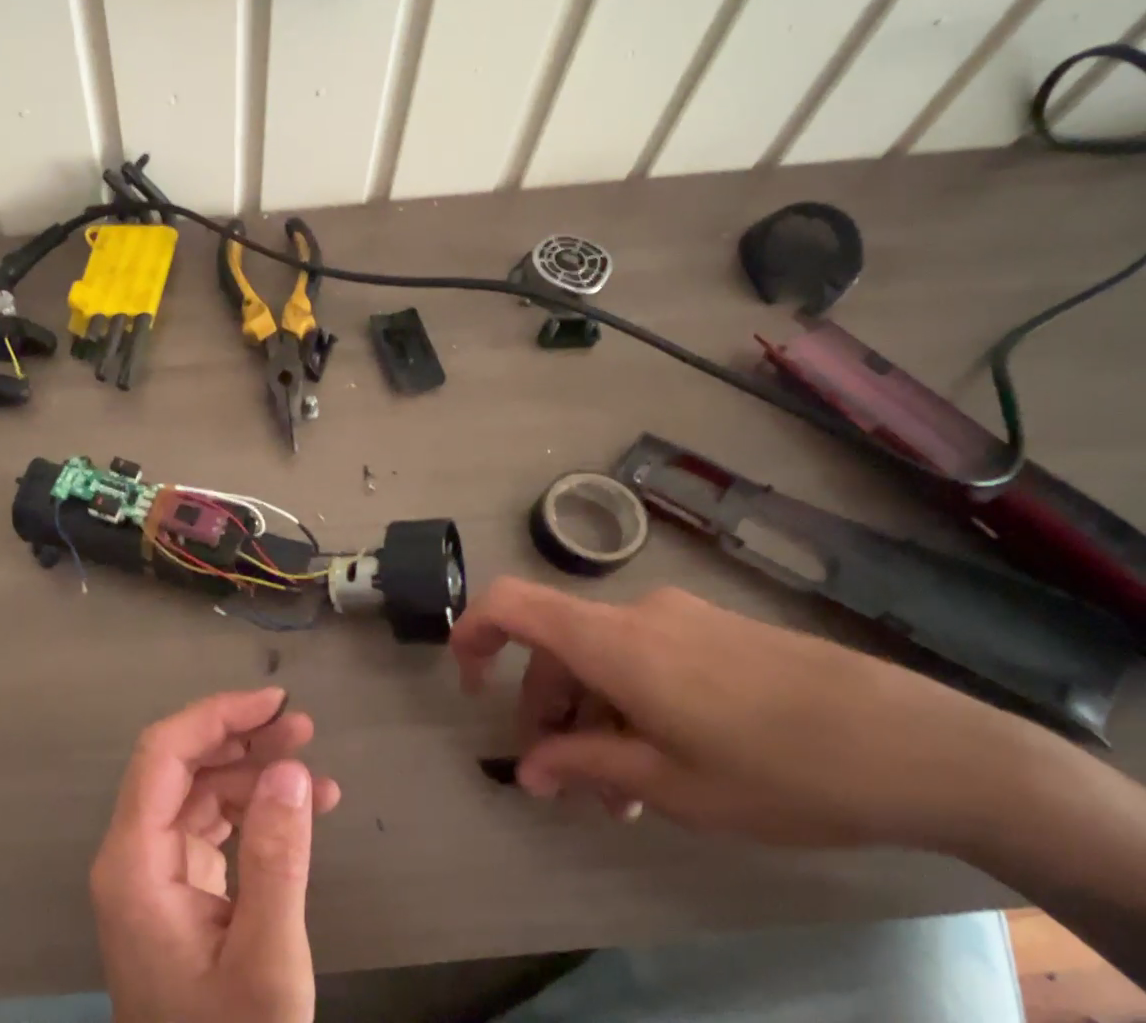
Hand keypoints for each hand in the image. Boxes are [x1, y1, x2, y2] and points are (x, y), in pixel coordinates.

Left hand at [90, 688, 342, 1022]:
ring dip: (253, 777)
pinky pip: (210, 832)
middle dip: (241, 741)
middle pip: (179, 768)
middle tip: (304, 729)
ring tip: (315, 771)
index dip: (216, 716)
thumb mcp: (266, 957)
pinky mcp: (176, 894)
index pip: (162, 755)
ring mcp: (153, 877)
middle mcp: (133, 859)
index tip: (274, 703)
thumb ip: (276, 859)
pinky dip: (253, 815)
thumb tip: (288, 769)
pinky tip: (298, 814)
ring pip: (198, 796)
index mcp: (134, 864)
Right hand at [452, 577, 1068, 851]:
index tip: (468, 686)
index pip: (512, 604)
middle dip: (548, 711)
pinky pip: (651, 657)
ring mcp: (688, 621)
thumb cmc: (782, 770)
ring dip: (596, 716)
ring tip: (627, 792)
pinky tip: (671, 761)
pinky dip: (634, 702)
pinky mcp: (725, 634)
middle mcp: (642, 617)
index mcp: (615, 643)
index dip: (473, 634)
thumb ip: (586, 766)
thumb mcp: (671, 783)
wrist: (927, 748)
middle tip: (570, 784)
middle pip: (559, 646)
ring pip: (607, 658)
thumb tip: (528, 772)